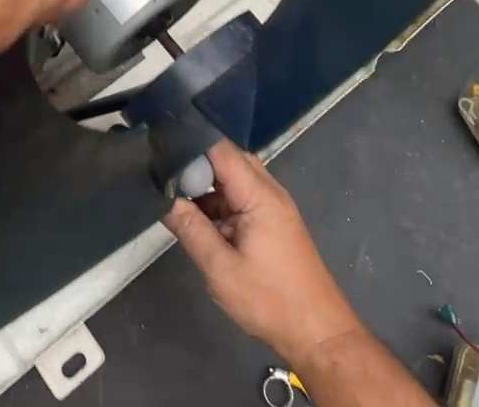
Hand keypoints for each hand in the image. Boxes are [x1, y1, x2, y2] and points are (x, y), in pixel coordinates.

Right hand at [163, 141, 362, 368]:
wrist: (319, 335)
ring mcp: (273, 207)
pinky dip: (218, 202)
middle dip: (195, 163)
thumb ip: (190, 228)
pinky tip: (197, 218)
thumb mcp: (220, 268)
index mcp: (259, 195)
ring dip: (206, 185)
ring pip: (233, 179)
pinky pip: (240, 198)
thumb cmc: (271, 301)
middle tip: (161, 172)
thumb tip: (164, 198)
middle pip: (228, 160)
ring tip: (172, 193)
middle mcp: (269, 192)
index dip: (190, 144)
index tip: (159, 148)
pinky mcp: (272, 223)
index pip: (220, 150)